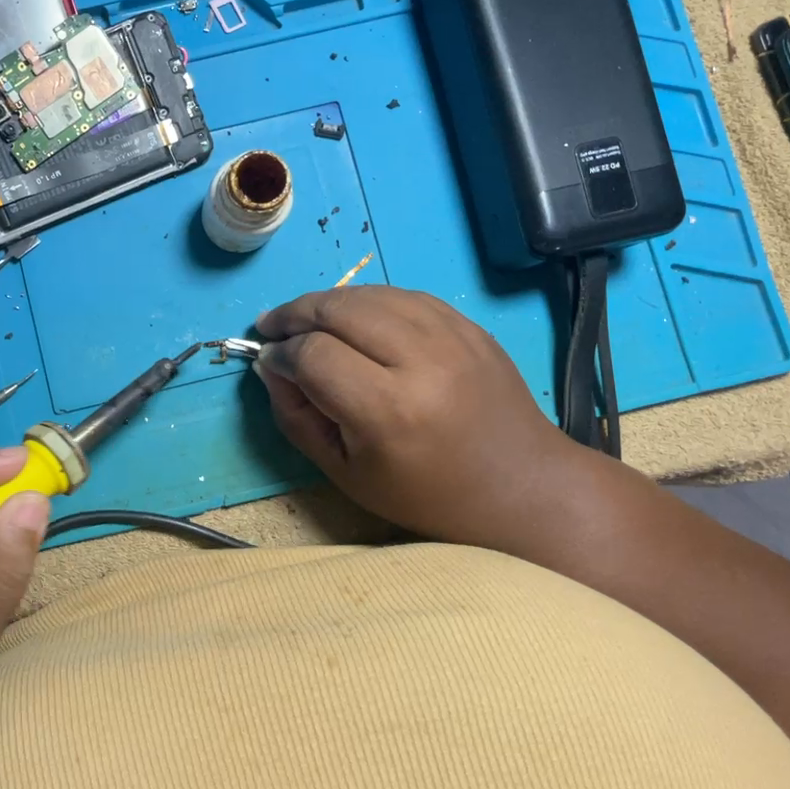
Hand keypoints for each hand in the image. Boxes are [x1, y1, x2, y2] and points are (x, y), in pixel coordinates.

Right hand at [254, 286, 591, 549]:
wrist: (520, 487)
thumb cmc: (424, 495)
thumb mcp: (345, 473)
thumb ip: (297, 418)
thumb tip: (271, 366)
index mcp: (388, 409)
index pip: (313, 355)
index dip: (281, 354)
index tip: (269, 363)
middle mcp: (420, 361)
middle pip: (338, 310)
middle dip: (295, 314)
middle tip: (272, 326)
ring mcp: (451, 336)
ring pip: (370, 294)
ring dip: (328, 302)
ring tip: (305, 319)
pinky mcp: (469, 326)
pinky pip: (404, 296)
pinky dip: (368, 302)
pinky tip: (353, 318)